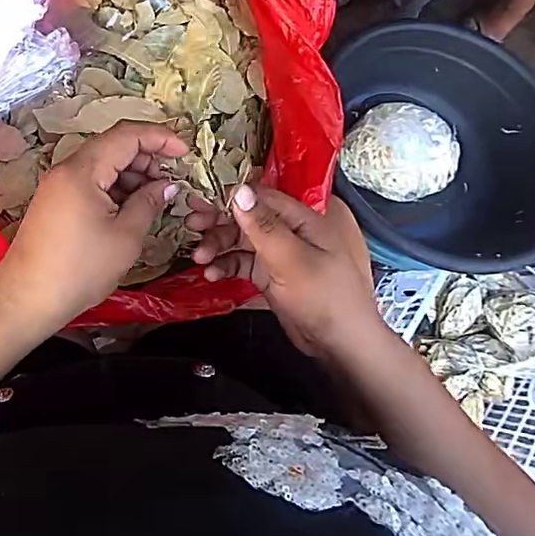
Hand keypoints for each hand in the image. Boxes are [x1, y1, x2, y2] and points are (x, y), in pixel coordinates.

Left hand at [0, 121, 185, 326]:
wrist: (27, 298)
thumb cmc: (80, 270)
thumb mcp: (125, 237)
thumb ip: (148, 203)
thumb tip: (166, 186)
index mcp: (83, 171)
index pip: (127, 135)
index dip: (161, 138)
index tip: (186, 152)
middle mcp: (67, 169)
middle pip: (114, 145)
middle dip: (148, 157)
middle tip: (173, 181)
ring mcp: (59, 185)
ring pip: (103, 164)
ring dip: (133, 174)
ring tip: (157, 198)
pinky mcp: (57, 202)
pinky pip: (92, 182)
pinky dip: (116, 188)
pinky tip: (134, 207)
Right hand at [188, 183, 386, 356]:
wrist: (342, 345)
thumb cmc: (326, 299)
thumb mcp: (293, 259)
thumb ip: (264, 226)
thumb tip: (239, 190)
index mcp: (312, 215)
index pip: (265, 196)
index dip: (231, 198)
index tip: (200, 201)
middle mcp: (299, 228)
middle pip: (252, 216)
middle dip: (220, 222)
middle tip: (192, 223)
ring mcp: (287, 252)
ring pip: (246, 239)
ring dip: (220, 246)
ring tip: (199, 257)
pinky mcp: (277, 274)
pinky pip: (248, 262)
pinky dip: (229, 265)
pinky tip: (211, 273)